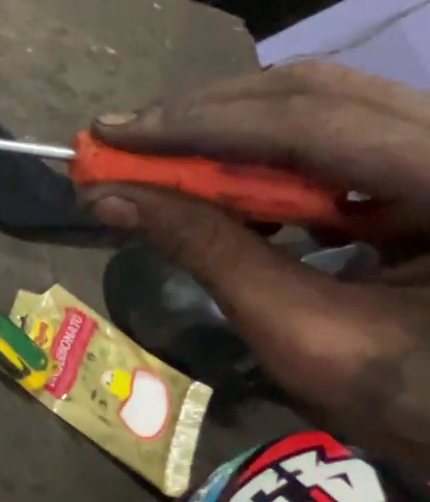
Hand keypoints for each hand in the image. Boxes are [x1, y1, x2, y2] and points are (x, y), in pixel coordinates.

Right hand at [79, 62, 429, 470]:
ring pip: (332, 103)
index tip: (109, 134)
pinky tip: (235, 189)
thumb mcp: (309, 336)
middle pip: (323, 94)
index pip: (317, 124)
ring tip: (167, 161)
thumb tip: (104, 195)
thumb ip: (208, 252)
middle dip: (208, 114)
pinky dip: (274, 154)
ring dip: (233, 130)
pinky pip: (350, 135)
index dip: (200, 123)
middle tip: (127, 140)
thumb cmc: (425, 408)